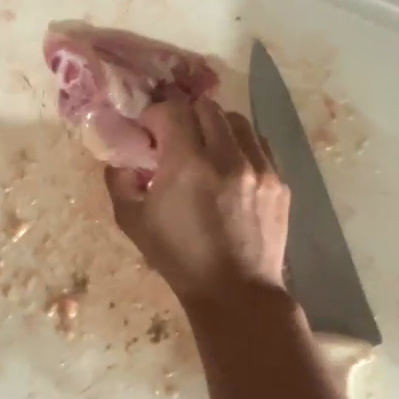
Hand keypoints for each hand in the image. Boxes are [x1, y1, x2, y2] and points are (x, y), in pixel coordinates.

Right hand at [106, 97, 290, 309]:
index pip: (172, 110)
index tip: (148, 132)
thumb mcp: (131, 219)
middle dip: (184, 114)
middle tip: (173, 135)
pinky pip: (258, 145)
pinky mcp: (279, 182)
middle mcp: (227, 158)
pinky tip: (227, 167)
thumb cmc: (177, 256)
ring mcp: (260, 169)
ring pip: (237, 121)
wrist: (235, 291)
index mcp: (188, 165)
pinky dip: (239, 145)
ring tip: (204, 147)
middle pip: (207, 107)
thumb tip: (122, 159)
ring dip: (214, 125)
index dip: (155, 115)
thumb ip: (119, 180)